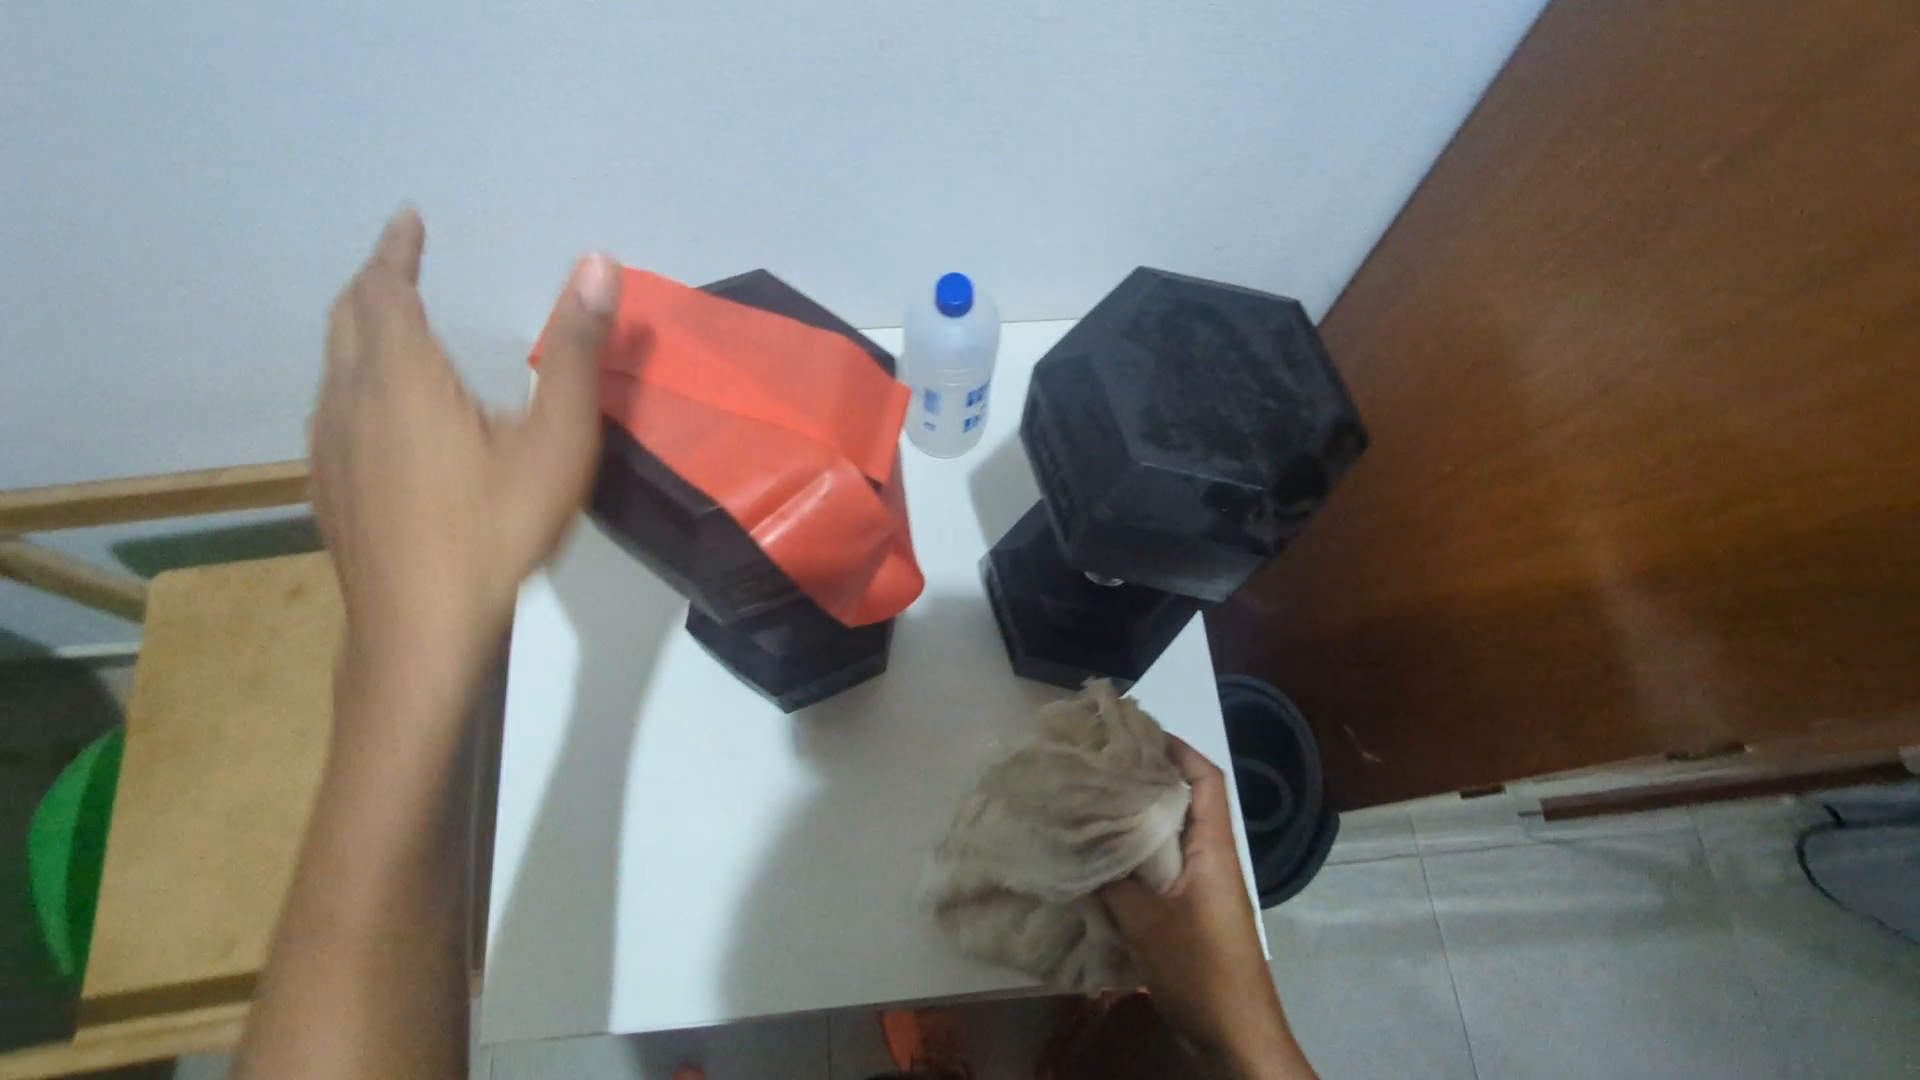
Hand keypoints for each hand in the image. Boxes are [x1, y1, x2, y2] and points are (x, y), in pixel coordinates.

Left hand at [311, 208, 618, 693]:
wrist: (424, 622)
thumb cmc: (499, 526)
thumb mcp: (558, 440)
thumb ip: (578, 353)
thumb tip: (597, 265)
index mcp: (404, 377)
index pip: (386, 289)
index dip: (397, 249)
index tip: (408, 220)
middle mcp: (352, 398)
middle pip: (348, 319)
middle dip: (374, 282)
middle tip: (399, 264)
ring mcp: (330, 446)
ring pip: (335, 366)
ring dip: (360, 332)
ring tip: (391, 329)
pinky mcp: (328, 487)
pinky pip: (333, 410)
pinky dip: (355, 383)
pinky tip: (380, 415)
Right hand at [1100, 738, 1311, 1079]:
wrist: (1237, 1039)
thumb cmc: (1201, 971)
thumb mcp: (1147, 922)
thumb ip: (1111, 879)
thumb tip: (1076, 842)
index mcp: (1213, 849)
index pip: (1206, 779)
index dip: (1178, 748)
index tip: (1137, 730)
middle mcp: (1212, 858)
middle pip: (1186, 799)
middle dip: (1149, 774)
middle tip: (1103, 759)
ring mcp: (1203, 885)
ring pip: (1172, 832)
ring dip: (1139, 813)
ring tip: (1095, 796)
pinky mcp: (1190, 910)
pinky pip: (1162, 863)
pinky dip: (1135, 850)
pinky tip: (1102, 854)